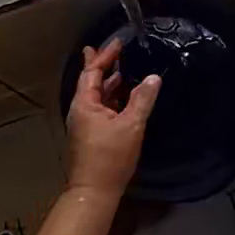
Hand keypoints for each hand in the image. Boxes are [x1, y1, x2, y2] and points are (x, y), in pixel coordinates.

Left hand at [65, 39, 160, 195]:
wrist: (95, 191)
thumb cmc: (110, 157)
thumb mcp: (131, 125)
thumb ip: (142, 99)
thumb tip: (154, 77)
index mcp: (85, 104)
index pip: (92, 72)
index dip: (105, 56)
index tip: (118, 43)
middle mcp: (81, 111)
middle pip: (91, 82)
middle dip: (102, 65)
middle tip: (113, 50)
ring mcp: (85, 124)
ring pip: (97, 96)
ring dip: (109, 83)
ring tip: (121, 69)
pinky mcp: (92, 135)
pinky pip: (102, 108)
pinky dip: (113, 98)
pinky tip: (124, 98)